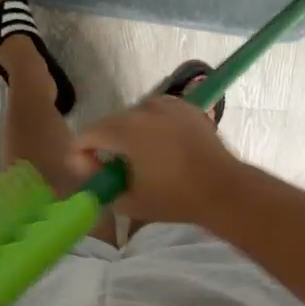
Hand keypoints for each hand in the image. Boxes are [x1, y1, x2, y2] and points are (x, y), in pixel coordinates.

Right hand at [72, 97, 243, 224]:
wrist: (224, 189)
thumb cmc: (176, 197)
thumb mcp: (130, 201)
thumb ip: (103, 189)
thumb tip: (94, 180)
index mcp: (126, 128)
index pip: (86, 135)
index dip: (81, 157)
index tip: (92, 177)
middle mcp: (144, 107)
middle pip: (109, 124)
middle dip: (105, 146)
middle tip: (113, 173)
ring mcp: (168, 104)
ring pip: (134, 117)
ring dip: (129, 136)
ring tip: (140, 162)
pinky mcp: (186, 107)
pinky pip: (157, 115)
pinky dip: (153, 129)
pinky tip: (162, 150)